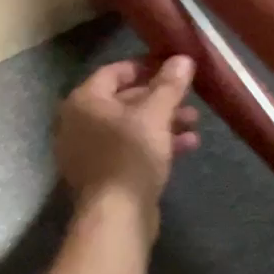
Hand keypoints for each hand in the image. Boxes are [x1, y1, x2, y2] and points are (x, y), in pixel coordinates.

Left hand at [54, 56, 198, 213]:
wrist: (116, 215)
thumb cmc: (131, 155)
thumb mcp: (155, 115)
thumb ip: (169, 85)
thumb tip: (182, 58)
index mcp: (84, 101)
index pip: (113, 72)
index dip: (144, 66)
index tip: (172, 67)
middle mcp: (79, 122)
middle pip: (123, 100)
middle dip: (159, 98)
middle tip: (189, 98)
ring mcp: (88, 150)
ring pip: (129, 127)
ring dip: (162, 122)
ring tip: (195, 122)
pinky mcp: (102, 174)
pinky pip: (129, 149)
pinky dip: (155, 144)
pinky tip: (188, 145)